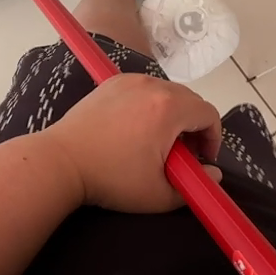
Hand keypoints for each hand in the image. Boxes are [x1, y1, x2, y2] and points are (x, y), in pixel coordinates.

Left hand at [38, 74, 222, 213]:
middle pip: (189, 99)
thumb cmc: (112, 178)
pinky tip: (135, 128)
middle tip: (183, 154)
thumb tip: (213, 174)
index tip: (202, 159)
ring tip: (158, 142)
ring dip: (172, 113)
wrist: (62, 161)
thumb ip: (196, 186)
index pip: (208, 113)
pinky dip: (150, 104)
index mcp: (169, 108)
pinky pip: (143, 88)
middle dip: (194, 125)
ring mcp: (129, 80)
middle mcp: (152, 85)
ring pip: (166, 91)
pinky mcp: (111, 82)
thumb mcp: (159, 194)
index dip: (213, 137)